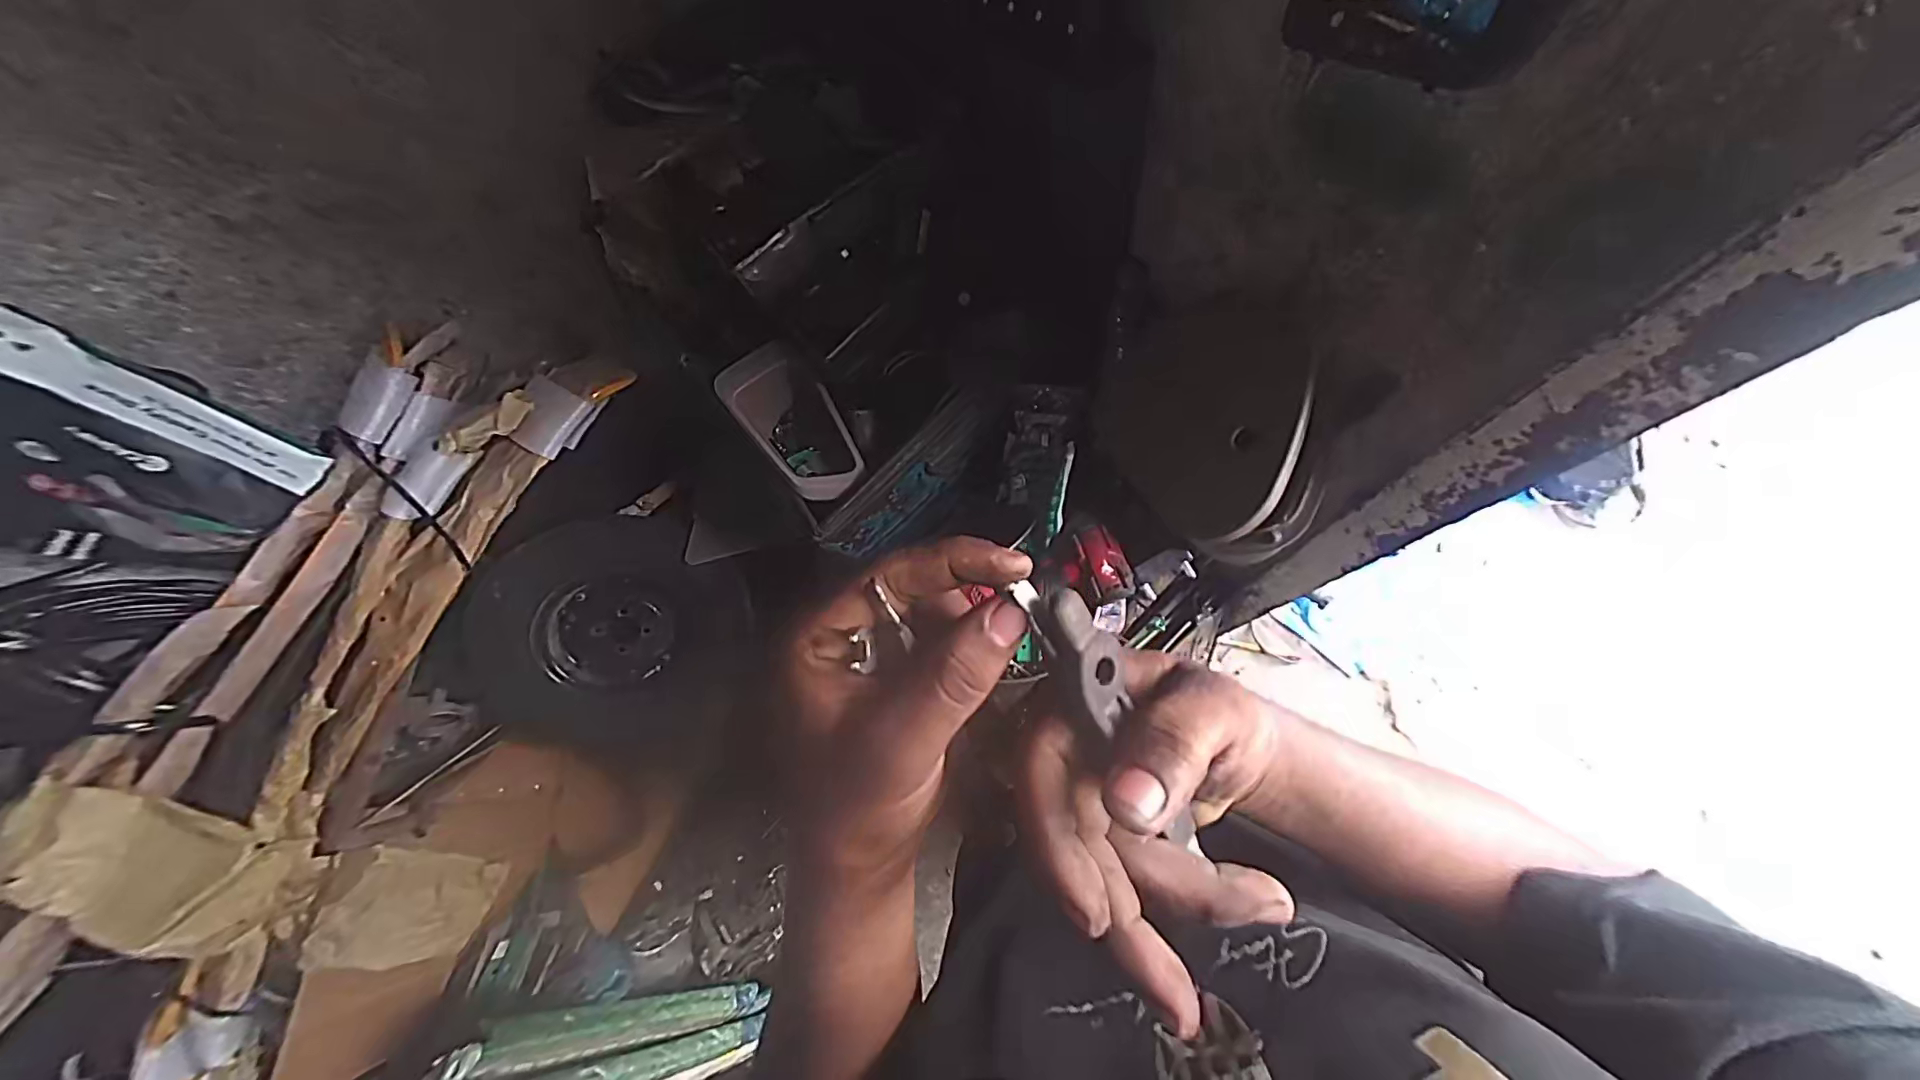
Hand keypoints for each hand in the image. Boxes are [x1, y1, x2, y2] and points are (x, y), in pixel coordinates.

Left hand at [781, 537, 1032, 876]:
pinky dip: (979, 647)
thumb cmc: (852, 812)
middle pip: (918, 588)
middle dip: (971, 593)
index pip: (890, 575)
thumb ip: (952, 679)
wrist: (860, 865)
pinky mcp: (908, 677)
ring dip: (979, 621)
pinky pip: (950, 644)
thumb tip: (1004, 616)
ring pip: (940, 614)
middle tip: (1021, 600)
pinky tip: (999, 657)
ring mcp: (881, 655)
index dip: (953, 562)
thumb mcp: (901, 743)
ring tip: (1014, 634)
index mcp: (822, 636)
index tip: (1008, 564)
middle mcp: (849, 635)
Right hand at [1018, 649, 1297, 1036]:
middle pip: (1070, 835)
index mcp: (1080, 698)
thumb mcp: (1216, 712)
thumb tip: (1126, 806)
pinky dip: (1157, 921)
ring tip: (1230, 940)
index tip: (1094, 912)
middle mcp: (1070, 748)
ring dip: (1154, 927)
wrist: (1248, 741)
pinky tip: (1196, 944)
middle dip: (1125, 912)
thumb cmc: (1227, 714)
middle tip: (1176, 985)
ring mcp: (1082, 792)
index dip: (1053, 838)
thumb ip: (1173, 744)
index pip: (1041, 763)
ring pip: (1097, 872)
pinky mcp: (1101, 831)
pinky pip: (1118, 883)